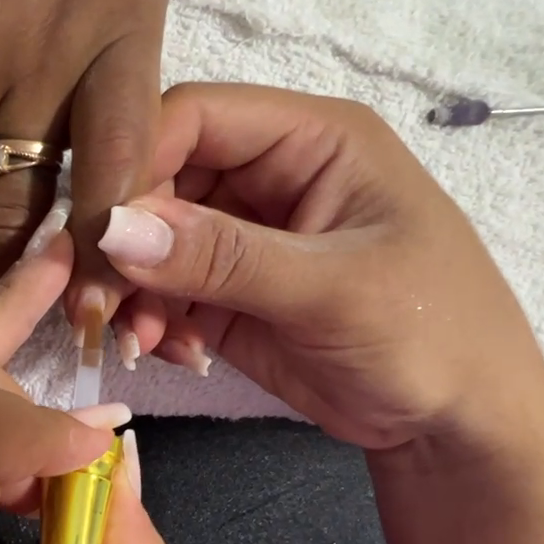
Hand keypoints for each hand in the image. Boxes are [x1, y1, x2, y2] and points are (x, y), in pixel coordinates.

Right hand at [97, 83, 543, 452]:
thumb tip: (113, 230)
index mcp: (310, 140)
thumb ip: (220, 256)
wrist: (449, 424)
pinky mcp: (221, 296)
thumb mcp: (329, 289)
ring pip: (147, 244)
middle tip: (96, 304)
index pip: (193, 119)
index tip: (94, 233)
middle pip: (157, 182)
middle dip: (121, 244)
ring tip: (139, 341)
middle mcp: (266, 178)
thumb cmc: (428, 334)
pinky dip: (149, 322)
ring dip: (129, 291)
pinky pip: (159, 293)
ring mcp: (239, 240)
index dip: (133, 163)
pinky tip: (168, 354)